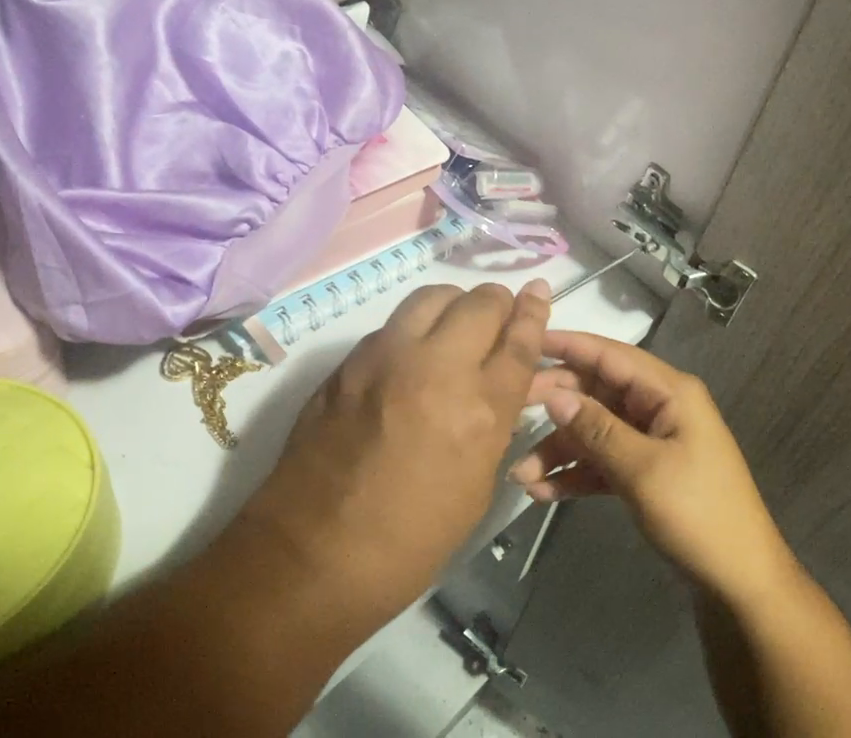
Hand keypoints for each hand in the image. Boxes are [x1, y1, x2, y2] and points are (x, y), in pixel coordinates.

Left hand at [239, 280, 551, 629]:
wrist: (311, 559)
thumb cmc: (410, 540)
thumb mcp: (477, 484)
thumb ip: (495, 422)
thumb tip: (502, 386)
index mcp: (480, 410)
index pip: (519, 340)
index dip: (534, 311)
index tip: (539, 291)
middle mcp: (436, 369)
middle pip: (480, 303)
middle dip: (497, 305)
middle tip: (497, 320)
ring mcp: (384, 360)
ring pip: (431, 298)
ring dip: (453, 306)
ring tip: (454, 327)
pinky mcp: (345, 364)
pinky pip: (391, 327)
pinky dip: (412, 331)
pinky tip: (408, 361)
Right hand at [508, 332, 797, 603]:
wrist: (738, 578)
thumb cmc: (697, 513)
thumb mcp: (643, 469)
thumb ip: (597, 429)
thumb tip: (554, 395)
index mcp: (670, 392)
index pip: (612, 356)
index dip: (569, 346)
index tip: (526, 342)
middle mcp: (660, 408)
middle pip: (598, 392)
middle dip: (555, 406)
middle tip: (508, 416)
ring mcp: (653, 441)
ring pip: (596, 431)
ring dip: (559, 449)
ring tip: (518, 476)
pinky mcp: (646, 473)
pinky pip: (603, 461)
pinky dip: (576, 473)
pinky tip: (542, 492)